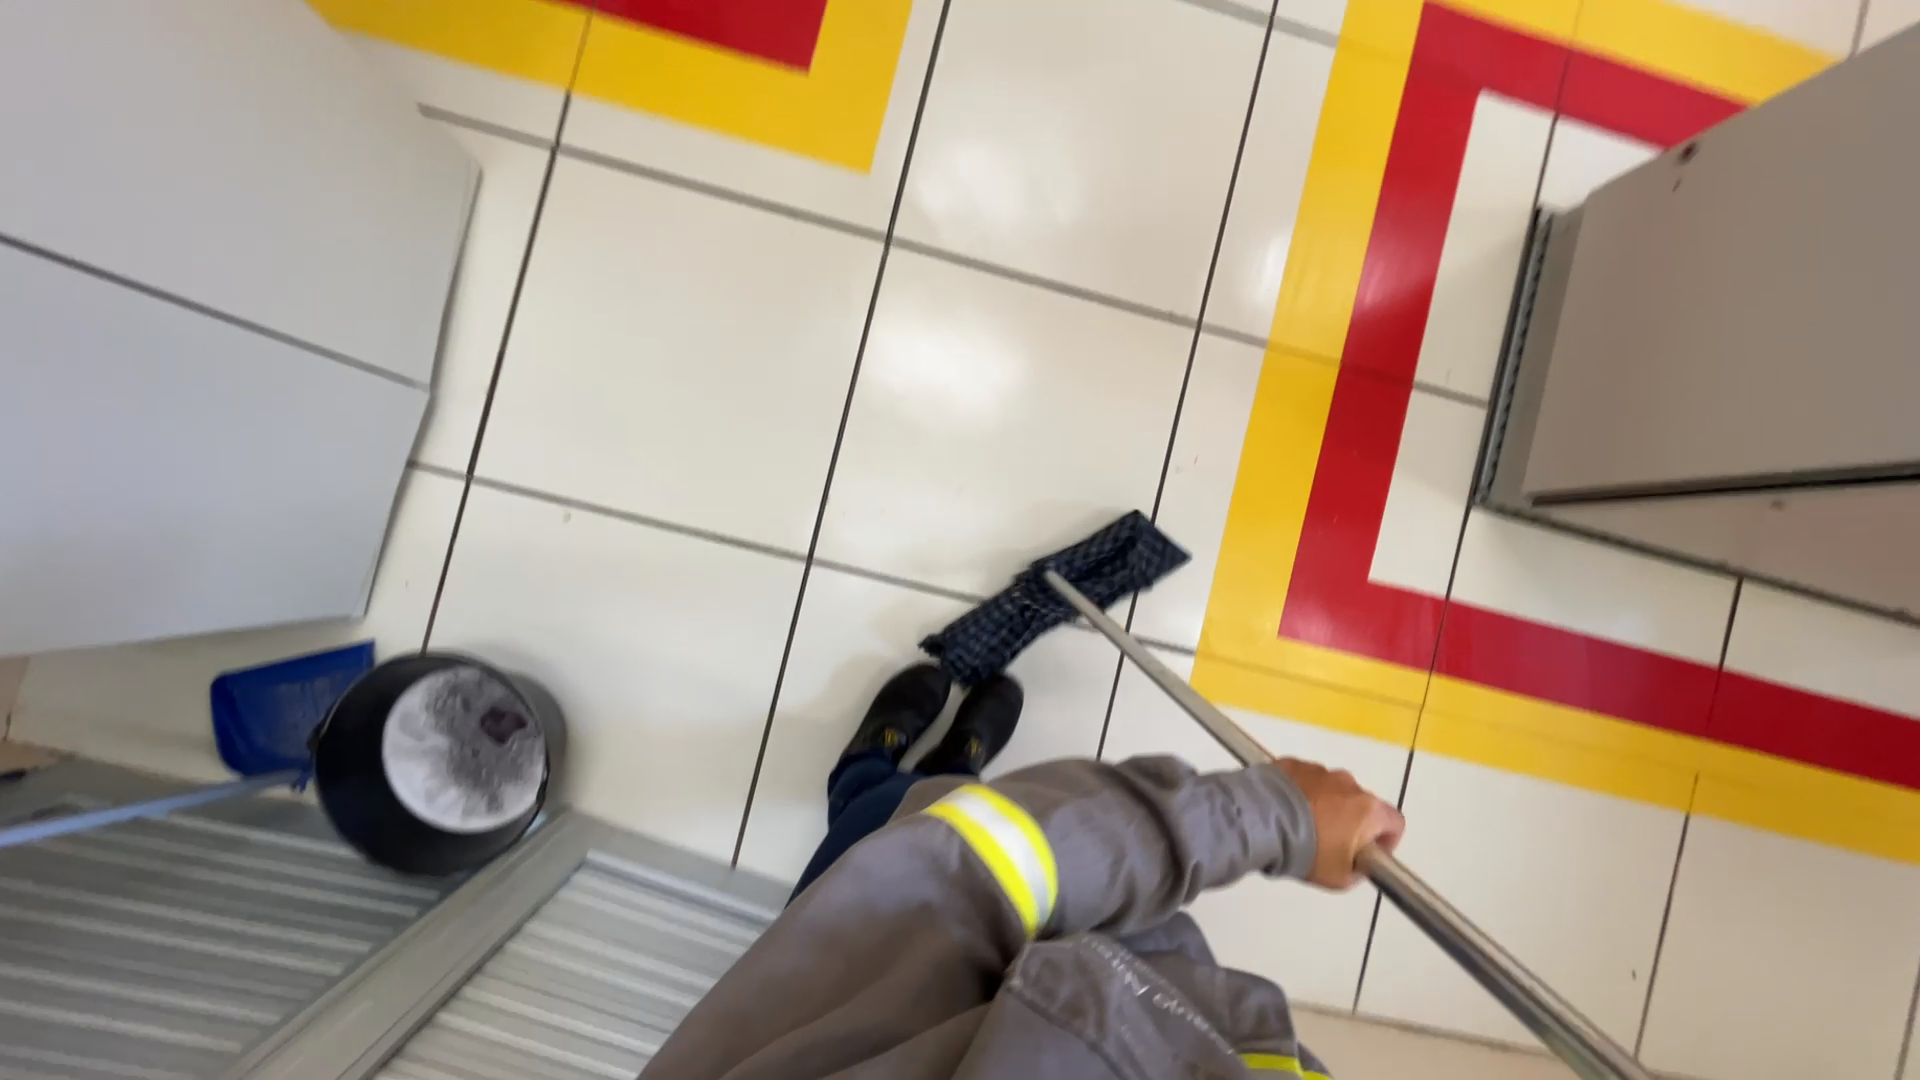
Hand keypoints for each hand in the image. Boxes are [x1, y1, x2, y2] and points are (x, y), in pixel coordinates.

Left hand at [1274, 757, 1404, 889]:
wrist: (1260, 820)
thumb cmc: (1306, 850)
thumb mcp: (1340, 878)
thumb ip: (1358, 870)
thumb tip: (1357, 863)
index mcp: (1368, 809)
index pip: (1395, 821)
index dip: (1387, 839)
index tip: (1370, 852)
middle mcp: (1346, 782)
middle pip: (1359, 802)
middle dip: (1350, 821)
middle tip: (1330, 841)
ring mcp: (1316, 769)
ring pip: (1329, 788)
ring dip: (1322, 803)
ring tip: (1300, 824)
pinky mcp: (1289, 763)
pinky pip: (1302, 778)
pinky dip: (1298, 790)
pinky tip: (1283, 808)